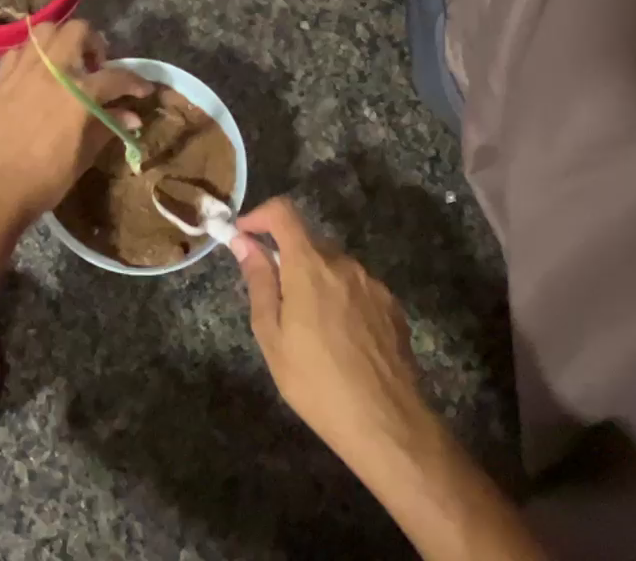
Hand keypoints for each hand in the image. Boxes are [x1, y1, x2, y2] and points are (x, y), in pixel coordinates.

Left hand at [0, 20, 152, 226]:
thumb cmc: (45, 178)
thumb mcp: (84, 154)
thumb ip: (108, 126)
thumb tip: (133, 116)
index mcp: (78, 92)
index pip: (116, 76)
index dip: (135, 82)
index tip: (143, 90)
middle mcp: (52, 70)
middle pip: (78, 31)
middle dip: (95, 43)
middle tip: (97, 68)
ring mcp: (23, 70)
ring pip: (46, 30)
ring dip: (63, 39)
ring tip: (68, 64)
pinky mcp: (2, 77)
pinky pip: (20, 49)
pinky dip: (34, 53)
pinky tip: (39, 73)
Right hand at [231, 198, 433, 463]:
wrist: (387, 423)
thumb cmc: (315, 381)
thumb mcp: (272, 334)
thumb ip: (259, 281)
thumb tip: (243, 242)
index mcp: (310, 265)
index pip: (284, 212)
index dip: (259, 216)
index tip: (244, 237)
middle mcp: (344, 264)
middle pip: (309, 242)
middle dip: (286, 259)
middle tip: (274, 300)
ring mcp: (373, 285)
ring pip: (334, 267)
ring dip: (315, 281)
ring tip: (308, 328)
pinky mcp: (392, 307)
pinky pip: (357, 288)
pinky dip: (340, 298)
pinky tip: (339, 339)